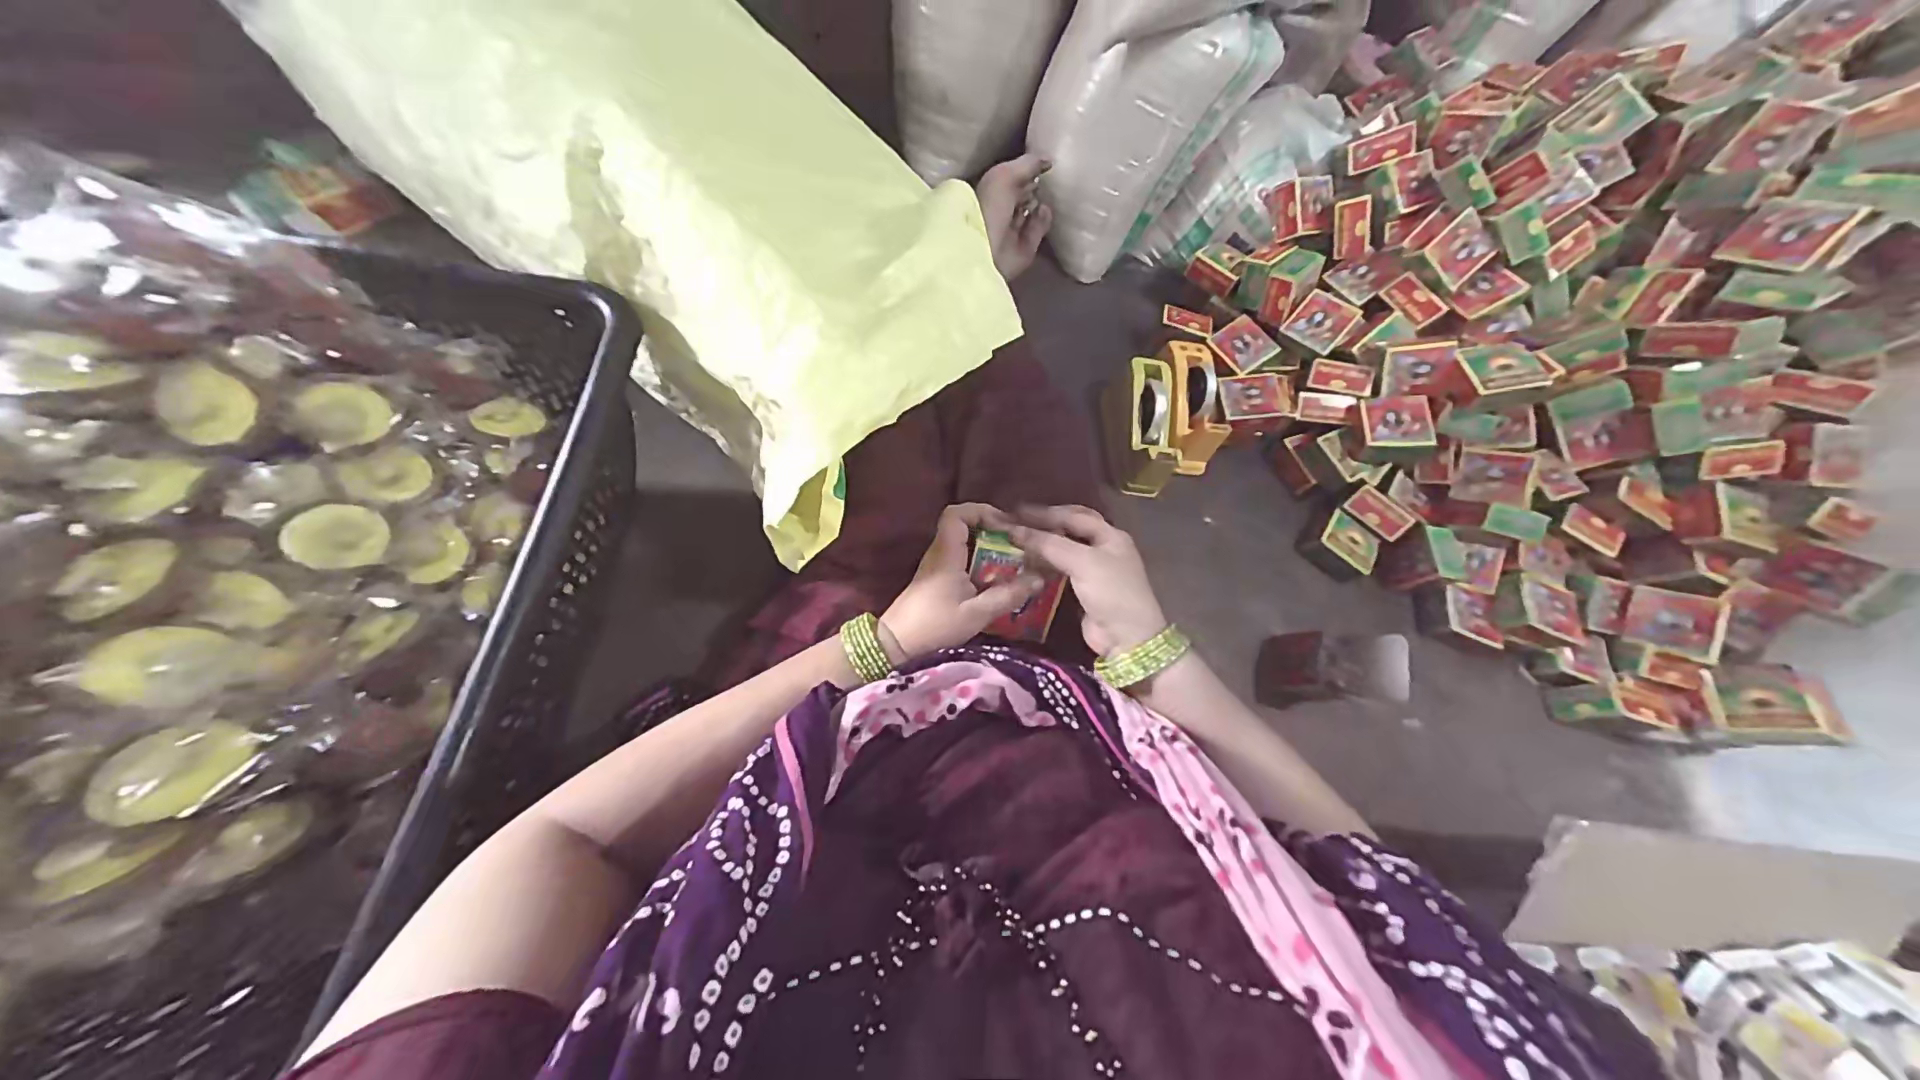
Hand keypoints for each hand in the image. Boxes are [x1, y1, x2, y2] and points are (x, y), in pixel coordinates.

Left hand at [880, 504, 1043, 659]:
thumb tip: (1039, 579)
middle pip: (964, 526)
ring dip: (987, 548)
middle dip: (992, 530)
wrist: (897, 644)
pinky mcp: (936, 579)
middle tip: (1016, 544)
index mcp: (946, 554)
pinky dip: (979, 562)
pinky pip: (960, 559)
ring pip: (963, 543)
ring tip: (1013, 561)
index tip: (1005, 526)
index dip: (982, 512)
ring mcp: (936, 566)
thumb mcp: (977, 613)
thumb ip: (1008, 595)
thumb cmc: (935, 625)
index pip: (957, 513)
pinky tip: (996, 580)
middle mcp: (939, 553)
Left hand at [976, 154, 1052, 281]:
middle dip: (1033, 186)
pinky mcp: (1024, 250)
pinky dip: (1043, 220)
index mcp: (988, 194)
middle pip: (1020, 196)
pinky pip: (1037, 231)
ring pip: (1030, 213)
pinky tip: (1044, 210)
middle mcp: (999, 213)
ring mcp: (1011, 233)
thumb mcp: (1004, 176)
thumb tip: (1048, 160)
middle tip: (1047, 178)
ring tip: (1048, 193)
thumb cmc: (989, 208)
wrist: (986, 251)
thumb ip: (1027, 164)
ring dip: (1039, 202)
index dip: (1024, 170)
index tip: (1041, 163)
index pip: (1008, 179)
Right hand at [1000, 505, 1167, 656]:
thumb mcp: (1082, 562)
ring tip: (1015, 542)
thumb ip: (1049, 544)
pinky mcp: (1084, 589)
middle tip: (1015, 523)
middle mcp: (1104, 548)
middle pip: (1070, 529)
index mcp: (1110, 535)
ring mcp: (1095, 570)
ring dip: (1042, 545)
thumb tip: (1015, 530)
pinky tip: (1026, 564)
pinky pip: (1060, 569)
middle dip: (1044, 525)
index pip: (1073, 515)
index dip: (1045, 512)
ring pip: (1063, 549)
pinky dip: (1044, 564)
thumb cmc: (1111, 592)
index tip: (1015, 511)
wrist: (1127, 638)